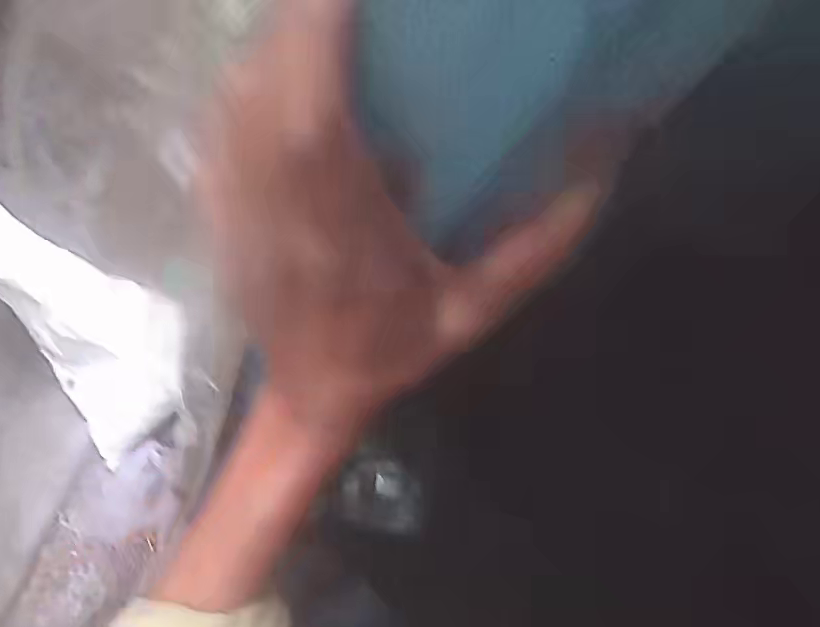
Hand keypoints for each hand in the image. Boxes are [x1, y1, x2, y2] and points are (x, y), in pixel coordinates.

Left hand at [199, 0, 605, 439]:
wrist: (312, 395)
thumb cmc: (389, 354)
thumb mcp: (470, 312)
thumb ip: (535, 247)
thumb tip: (604, 161)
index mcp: (335, 218)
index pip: (312, 97)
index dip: (326, 20)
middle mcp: (271, 198)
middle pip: (268, 68)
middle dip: (310, 14)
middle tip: (362, 10)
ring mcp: (233, 202)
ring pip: (237, 86)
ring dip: (280, 42)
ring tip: (331, 28)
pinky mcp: (215, 209)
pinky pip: (220, 119)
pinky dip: (252, 81)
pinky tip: (286, 78)